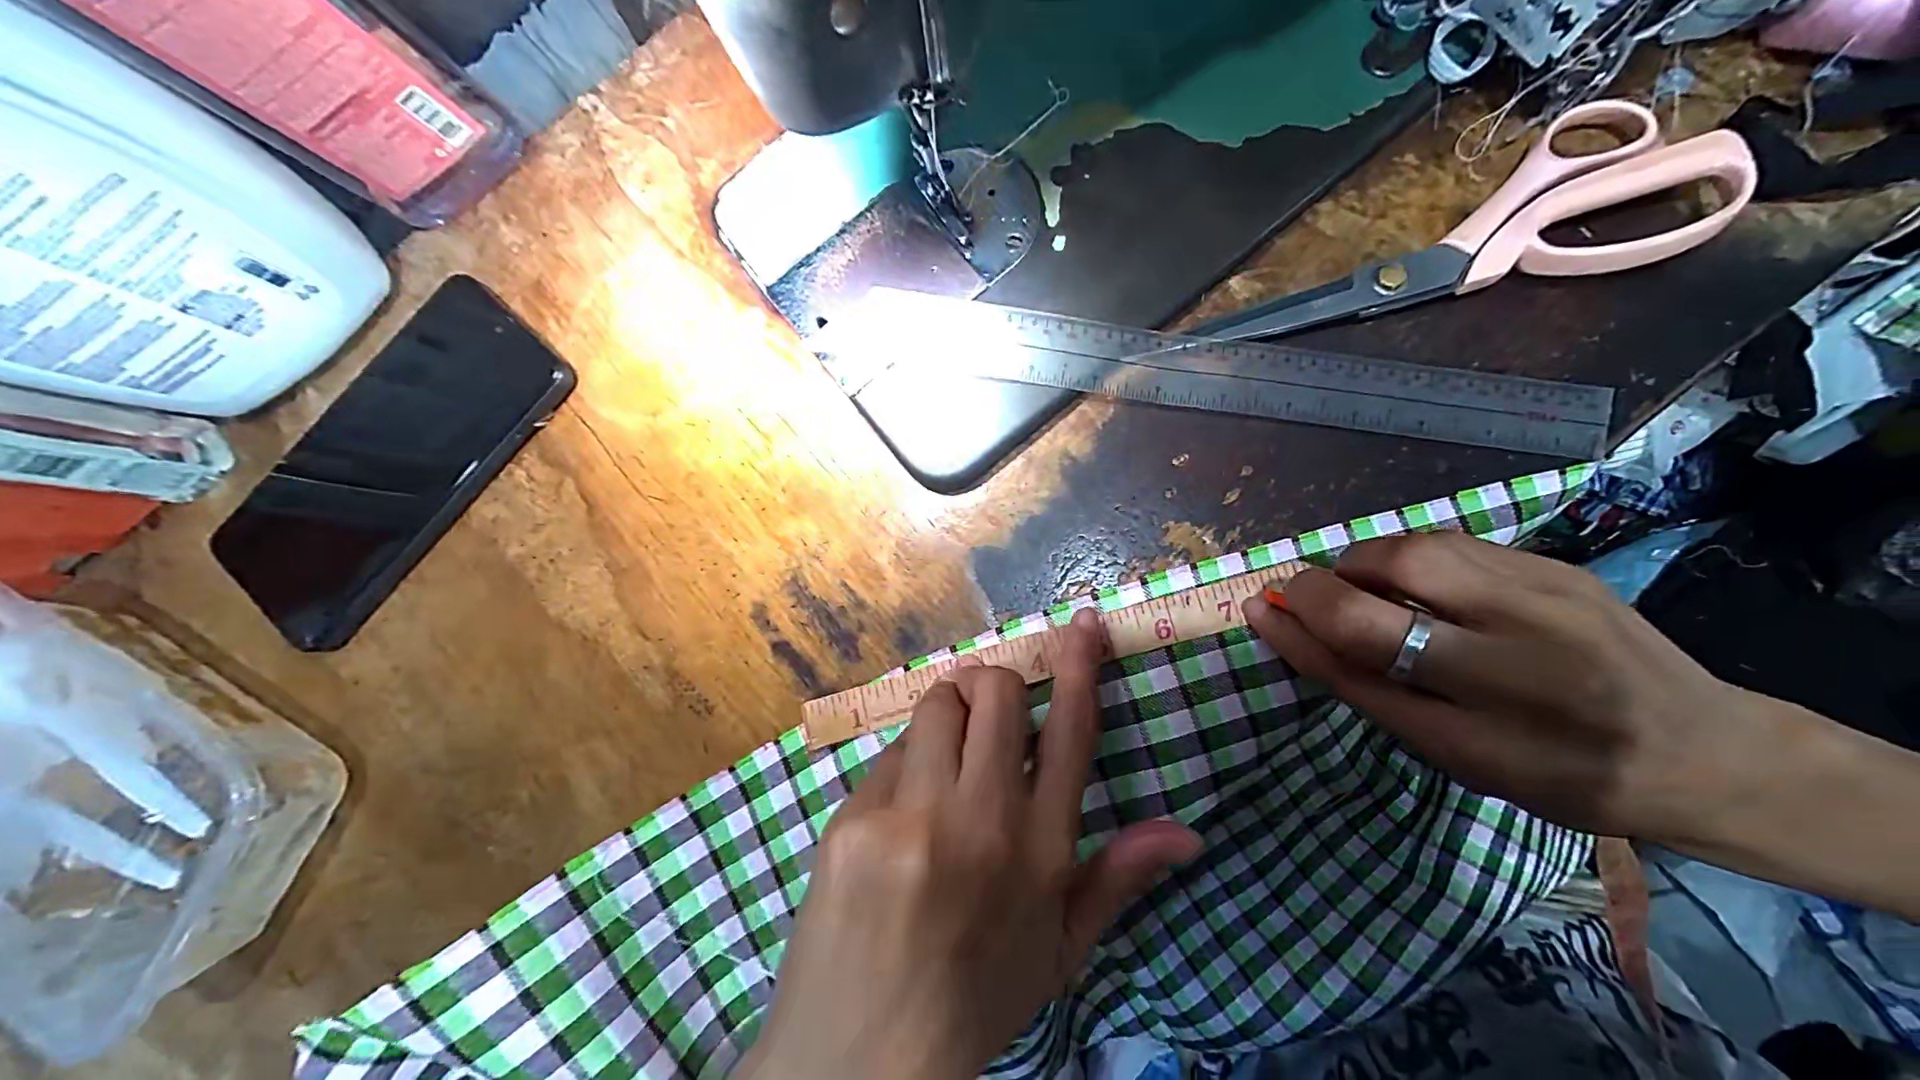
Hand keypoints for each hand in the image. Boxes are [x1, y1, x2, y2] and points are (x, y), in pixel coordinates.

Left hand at [736, 610, 1202, 1079]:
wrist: (862, 1058)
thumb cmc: (974, 999)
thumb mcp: (1059, 953)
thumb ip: (1118, 880)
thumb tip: (1184, 831)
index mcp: (1040, 851)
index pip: (1069, 732)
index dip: (1079, 666)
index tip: (1083, 623)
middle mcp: (978, 818)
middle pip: (993, 691)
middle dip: (998, 690)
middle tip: (993, 721)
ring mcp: (909, 814)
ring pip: (936, 704)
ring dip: (949, 716)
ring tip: (946, 762)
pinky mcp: (853, 817)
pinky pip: (888, 753)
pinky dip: (905, 762)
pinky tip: (899, 813)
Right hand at [1241, 531, 1784, 846]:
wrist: (1706, 751)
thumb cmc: (1554, 771)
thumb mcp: (1453, 754)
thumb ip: (1365, 687)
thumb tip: (1285, 624)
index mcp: (1489, 721)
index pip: (1360, 655)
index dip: (1295, 626)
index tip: (1257, 607)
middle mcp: (1521, 649)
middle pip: (1393, 575)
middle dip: (1329, 581)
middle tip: (1319, 601)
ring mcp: (1548, 594)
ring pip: (1418, 547)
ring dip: (1366, 563)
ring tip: (1369, 592)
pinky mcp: (1559, 565)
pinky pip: (1454, 544)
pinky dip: (1412, 560)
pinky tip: (1423, 587)